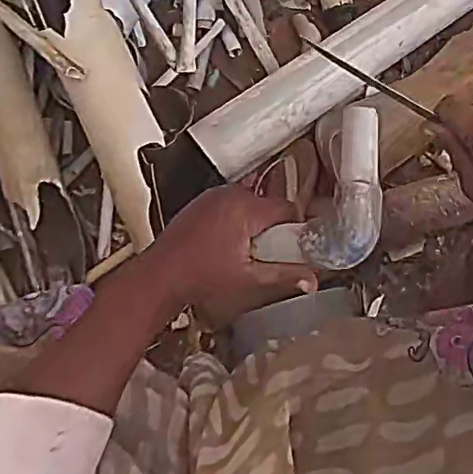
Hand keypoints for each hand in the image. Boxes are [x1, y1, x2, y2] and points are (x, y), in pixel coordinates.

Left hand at [132, 185, 316, 324]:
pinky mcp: (202, 201)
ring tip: (247, 248)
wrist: (161, 274)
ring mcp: (214, 195)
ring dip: (254, 221)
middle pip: (267, 203)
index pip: (286, 207)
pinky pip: (230, 203)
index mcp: (245, 209)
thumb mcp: (248, 278)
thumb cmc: (200, 276)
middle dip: (272, 226)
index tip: (293, 243)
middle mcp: (230, 194)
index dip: (295, 225)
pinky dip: (236, 218)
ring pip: (249, 202)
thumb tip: (311, 279)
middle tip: (268, 250)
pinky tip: (228, 241)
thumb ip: (283, 275)